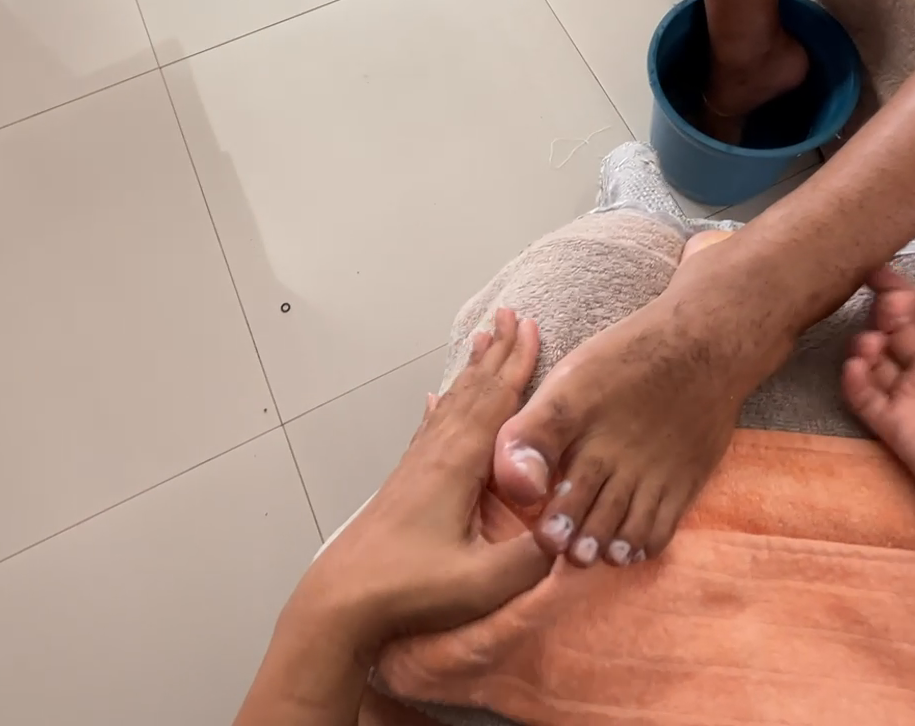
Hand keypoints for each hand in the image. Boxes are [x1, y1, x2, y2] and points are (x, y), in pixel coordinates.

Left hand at [292, 309, 554, 653]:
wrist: (343, 601)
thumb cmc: (412, 589)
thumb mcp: (484, 582)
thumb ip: (532, 556)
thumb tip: (571, 531)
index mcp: (460, 463)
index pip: (497, 400)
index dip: (516, 362)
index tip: (530, 327)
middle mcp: (439, 450)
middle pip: (474, 387)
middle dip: (496, 350)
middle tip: (510, 313)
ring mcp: (419, 461)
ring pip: (452, 400)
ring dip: (472, 368)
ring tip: (482, 339)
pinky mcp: (406, 477)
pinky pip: (430, 425)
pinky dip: (441, 404)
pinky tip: (436, 397)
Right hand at [843, 268, 914, 555]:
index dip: (908, 292)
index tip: (889, 272)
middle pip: (897, 329)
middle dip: (887, 309)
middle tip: (890, 304)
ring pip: (875, 360)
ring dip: (866, 341)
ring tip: (875, 338)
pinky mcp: (900, 431)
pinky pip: (865, 399)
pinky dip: (854, 378)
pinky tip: (862, 364)